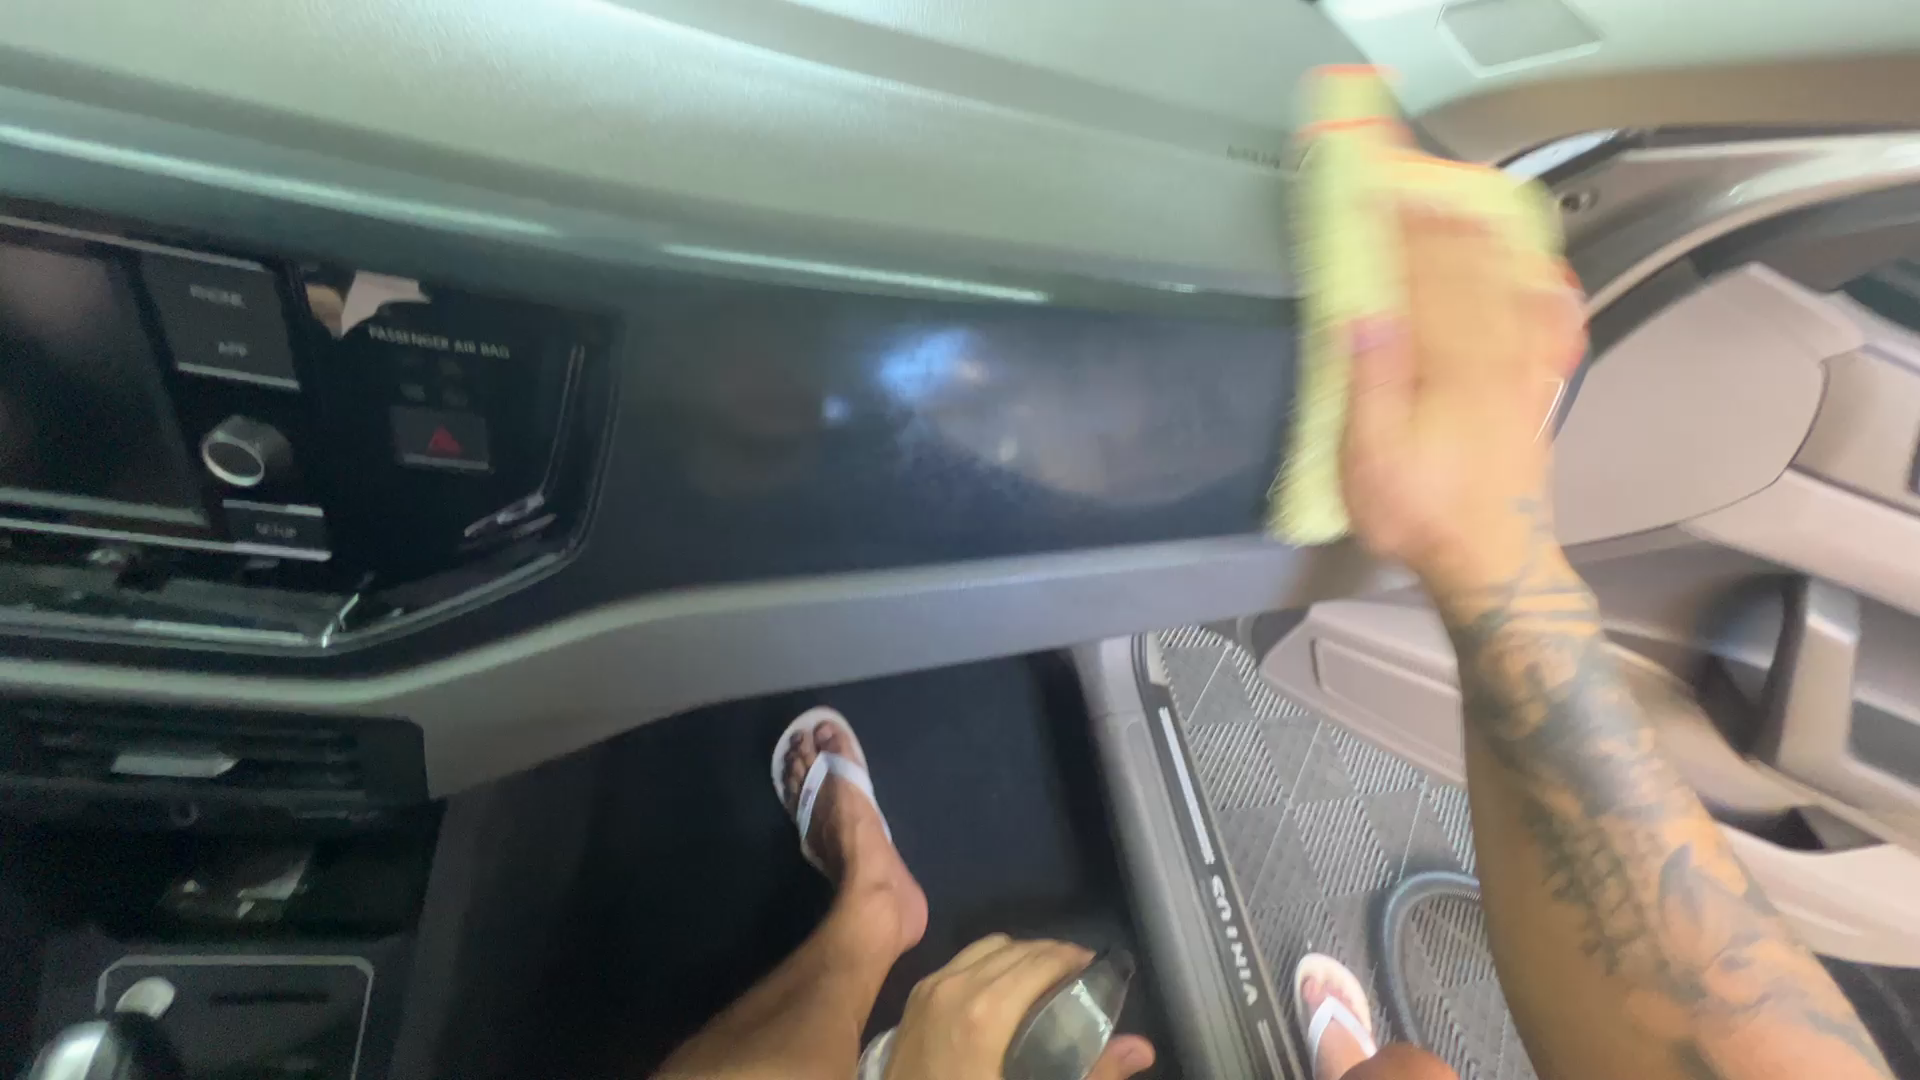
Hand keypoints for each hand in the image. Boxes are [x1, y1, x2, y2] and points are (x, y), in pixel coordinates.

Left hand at [885, 935, 1155, 1079]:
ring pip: (989, 945)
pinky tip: (1006, 988)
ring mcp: (932, 986)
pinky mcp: (917, 996)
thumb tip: (1141, 1047)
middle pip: (1017, 948)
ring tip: (1047, 978)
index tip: (1098, 967)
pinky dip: (992, 961)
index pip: (1041, 959)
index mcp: (985, 1009)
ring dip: (1022, 954)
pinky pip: (963, 958)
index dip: (1074, 957)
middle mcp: (957, 984)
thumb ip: (1092, 1074)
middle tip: (1080, 976)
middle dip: (1053, 954)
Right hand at [1339, 198, 1587, 598]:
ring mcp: (1522, 372)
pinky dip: (1533, 286)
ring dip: (1482, 238)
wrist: (1490, 559)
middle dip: (1438, 218)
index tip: (1377, 191)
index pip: (1423, 278)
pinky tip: (1534, 272)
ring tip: (1463, 201)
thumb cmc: (1421, 514)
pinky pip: (1542, 324)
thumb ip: (1369, 381)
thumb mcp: (1371, 457)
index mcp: (1451, 367)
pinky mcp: (1533, 390)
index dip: (1398, 230)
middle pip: (1470, 269)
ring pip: (1507, 285)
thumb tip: (1363, 316)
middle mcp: (1496, 357)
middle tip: (1414, 180)